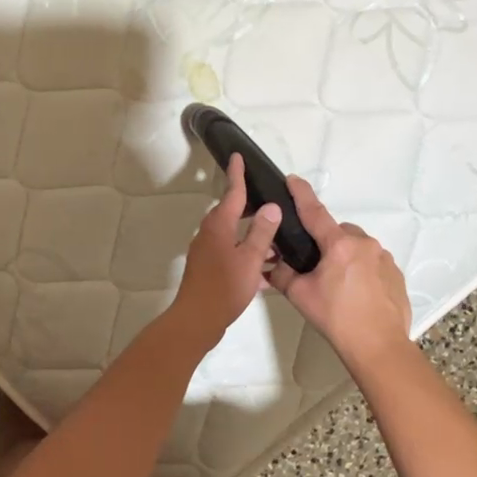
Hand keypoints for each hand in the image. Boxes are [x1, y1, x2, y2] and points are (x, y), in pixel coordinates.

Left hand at [171, 154, 283, 343]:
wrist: (197, 320)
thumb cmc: (224, 287)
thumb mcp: (250, 258)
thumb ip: (262, 232)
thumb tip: (271, 208)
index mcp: (218, 225)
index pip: (232, 193)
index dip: (237, 175)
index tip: (238, 156)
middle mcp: (210, 234)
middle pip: (232, 213)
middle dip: (252, 208)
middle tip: (273, 203)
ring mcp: (208, 253)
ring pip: (234, 236)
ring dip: (254, 236)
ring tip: (278, 238)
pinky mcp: (210, 270)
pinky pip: (233, 255)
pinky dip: (249, 256)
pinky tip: (268, 269)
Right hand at [267, 175, 412, 365]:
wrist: (378, 345)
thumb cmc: (336, 318)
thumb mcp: (300, 296)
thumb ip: (282, 275)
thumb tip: (271, 266)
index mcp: (338, 244)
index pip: (315, 212)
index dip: (301, 194)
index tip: (293, 179)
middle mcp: (364, 244)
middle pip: (338, 233)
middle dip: (326, 243)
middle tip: (316, 268)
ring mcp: (384, 258)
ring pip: (357, 248)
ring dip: (345, 258)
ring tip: (338, 287)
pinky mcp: (396, 274)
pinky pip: (373, 264)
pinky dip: (362, 272)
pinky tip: (356, 296)